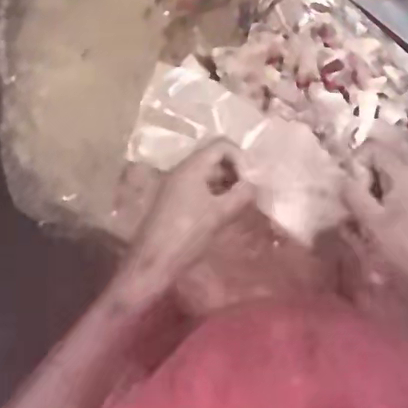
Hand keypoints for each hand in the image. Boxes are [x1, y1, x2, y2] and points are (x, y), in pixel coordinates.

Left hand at [124, 140, 256, 288]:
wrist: (152, 262)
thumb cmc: (186, 234)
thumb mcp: (219, 214)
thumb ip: (241, 195)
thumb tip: (255, 184)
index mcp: (192, 167)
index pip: (222, 145)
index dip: (241, 159)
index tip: (250, 182)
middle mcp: (182, 170)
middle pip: (214, 157)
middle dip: (235, 171)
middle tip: (249, 192)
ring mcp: (176, 185)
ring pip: (207, 173)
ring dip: (226, 183)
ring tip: (241, 202)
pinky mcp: (174, 201)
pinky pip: (199, 187)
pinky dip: (215, 193)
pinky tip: (225, 210)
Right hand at [344, 143, 407, 304]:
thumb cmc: (404, 248)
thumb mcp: (372, 221)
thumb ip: (354, 194)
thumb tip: (342, 179)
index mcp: (402, 175)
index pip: (373, 150)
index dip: (355, 164)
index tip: (348, 188)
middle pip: (376, 168)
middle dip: (359, 186)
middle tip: (351, 210)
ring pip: (380, 188)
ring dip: (366, 203)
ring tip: (359, 227)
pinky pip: (389, 204)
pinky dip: (376, 214)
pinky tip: (370, 237)